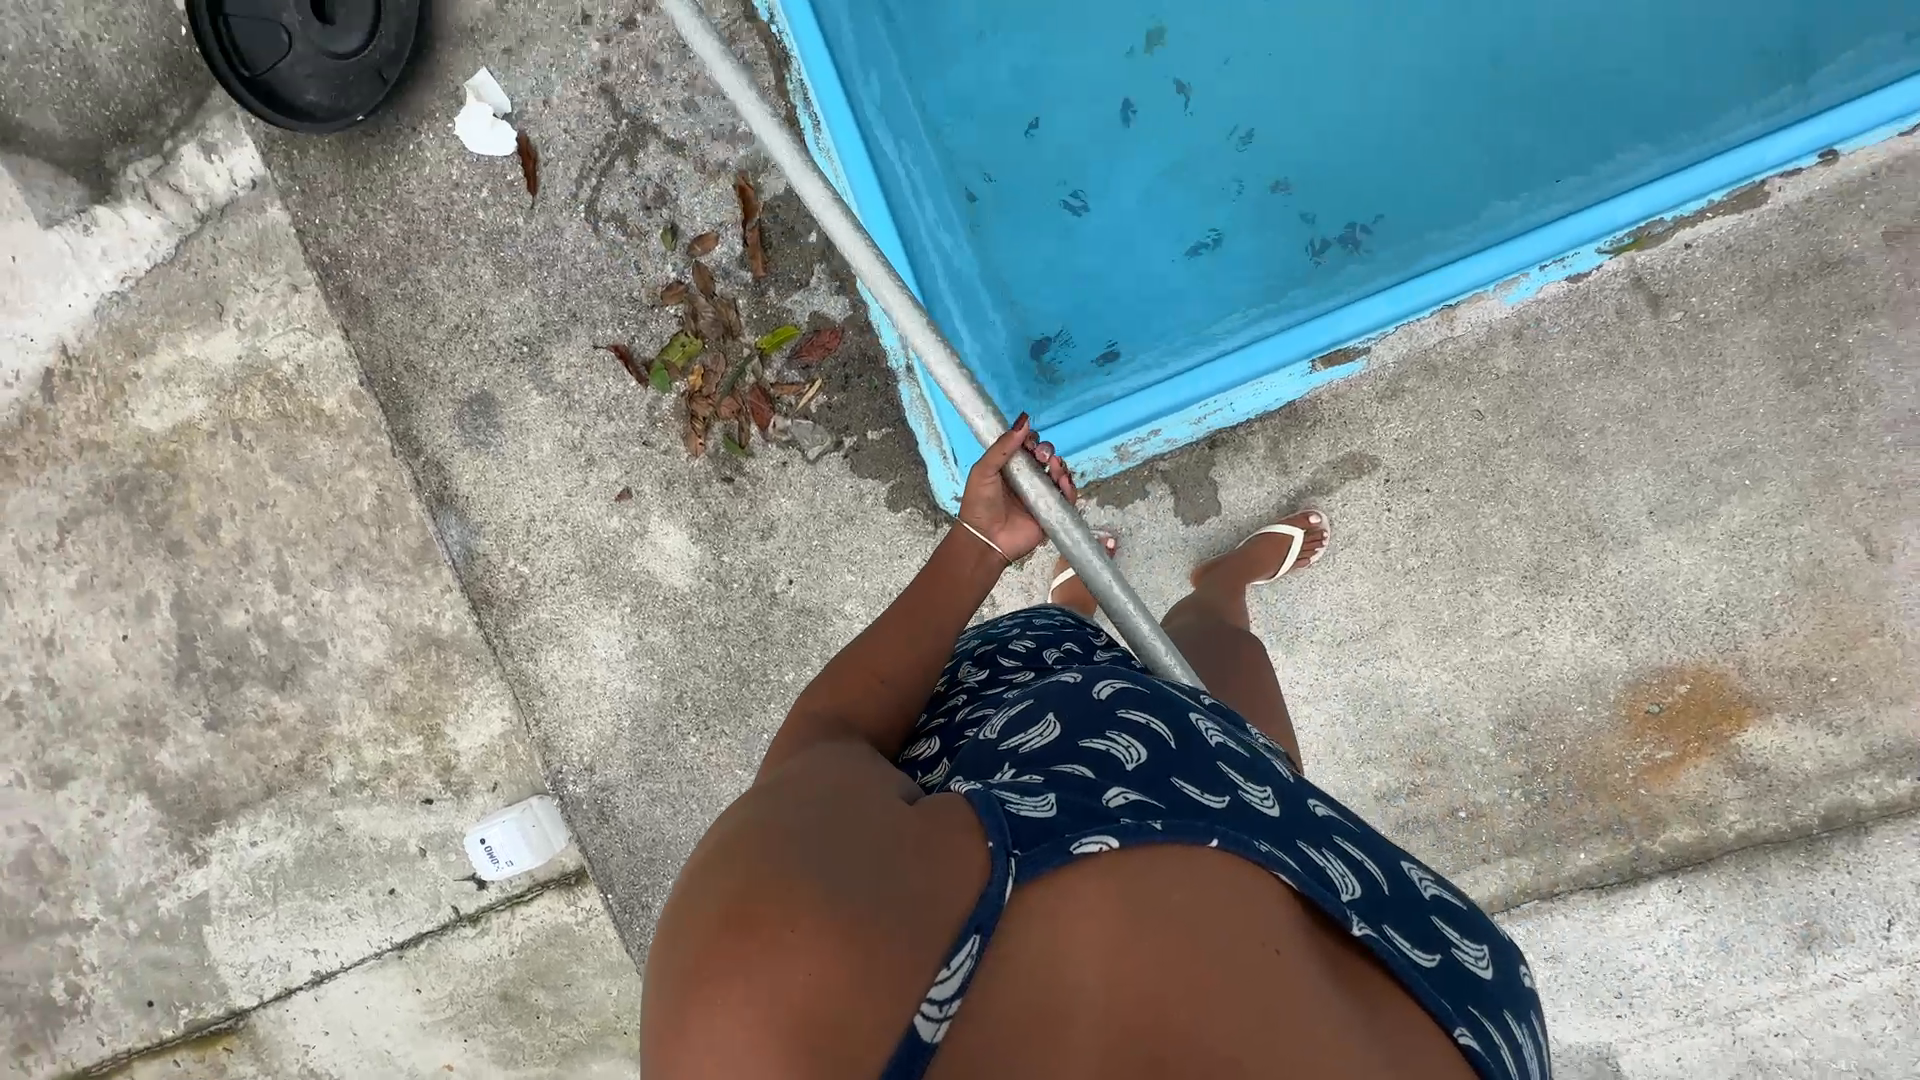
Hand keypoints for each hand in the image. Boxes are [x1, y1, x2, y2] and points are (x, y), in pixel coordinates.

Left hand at [958, 413, 1077, 562]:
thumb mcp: (984, 469)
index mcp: (1009, 469)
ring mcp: (1039, 496)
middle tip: (1042, 456)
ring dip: (1060, 466)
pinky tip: (1063, 482)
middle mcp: (1026, 480)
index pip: (1027, 447)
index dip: (1031, 441)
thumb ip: (1003, 446)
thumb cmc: (979, 504)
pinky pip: (1066, 497)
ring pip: (1058, 474)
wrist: (985, 538)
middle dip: (1047, 452)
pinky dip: (1069, 487)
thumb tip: (1024, 420)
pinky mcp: (1050, 512)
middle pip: (1045, 458)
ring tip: (1055, 467)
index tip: (1029, 442)